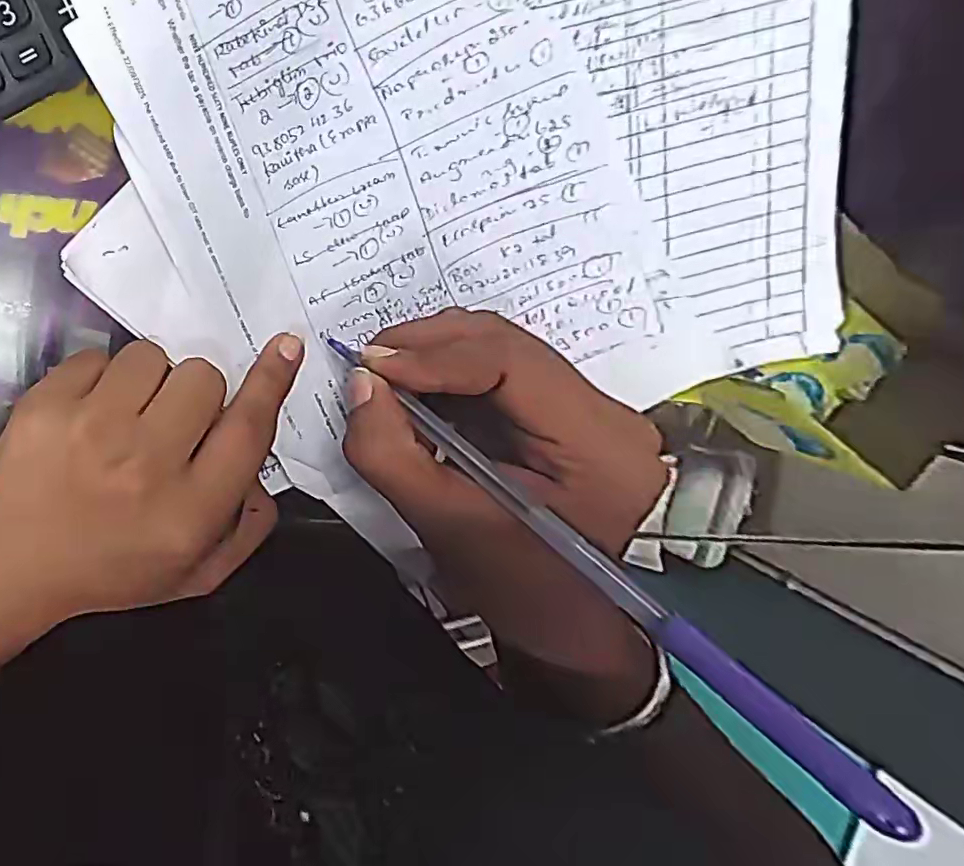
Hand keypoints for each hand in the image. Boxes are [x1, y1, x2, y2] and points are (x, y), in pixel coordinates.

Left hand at [0, 334, 301, 662]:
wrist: (9, 566)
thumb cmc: (104, 572)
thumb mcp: (190, 576)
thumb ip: (243, 528)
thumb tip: (262, 471)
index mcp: (188, 509)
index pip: (247, 429)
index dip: (271, 382)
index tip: (284, 345)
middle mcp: (145, 462)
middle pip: (202, 377)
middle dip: (193, 393)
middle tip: (165, 420)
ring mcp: (91, 426)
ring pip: (150, 356)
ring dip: (147, 379)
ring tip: (122, 414)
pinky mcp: (46, 403)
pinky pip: (96, 356)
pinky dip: (99, 378)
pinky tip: (85, 413)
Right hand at [341, 309, 665, 708]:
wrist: (565, 622)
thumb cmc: (518, 588)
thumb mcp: (445, 524)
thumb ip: (390, 453)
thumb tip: (361, 384)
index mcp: (597, 443)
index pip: (510, 362)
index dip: (433, 357)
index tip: (370, 369)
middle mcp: (602, 412)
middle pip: (501, 340)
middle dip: (424, 344)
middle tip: (367, 364)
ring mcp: (580, 407)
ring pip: (493, 345)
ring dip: (429, 351)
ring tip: (382, 374)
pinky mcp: (552, 411)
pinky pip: (487, 367)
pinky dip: (438, 368)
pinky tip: (410, 388)